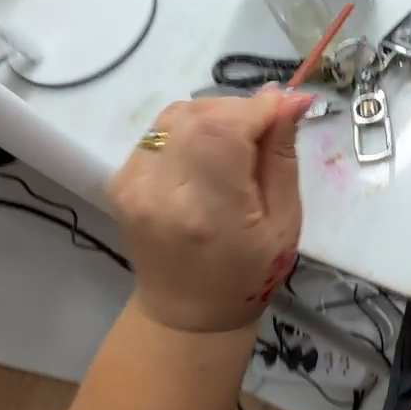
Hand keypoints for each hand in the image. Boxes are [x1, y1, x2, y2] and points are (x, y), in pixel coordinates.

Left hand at [108, 91, 312, 333]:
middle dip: (241, 108)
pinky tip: (208, 155)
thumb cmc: (250, 273)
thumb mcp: (285, 220)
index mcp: (209, 210)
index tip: (288, 107)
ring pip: (177, 114)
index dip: (260, 107)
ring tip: (238, 142)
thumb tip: (290, 99)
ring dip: (215, 114)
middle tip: (266, 128)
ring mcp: (133, 183)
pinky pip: (160, 130)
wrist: (188, 310)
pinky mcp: (120, 178)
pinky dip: (191, 128)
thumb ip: (282, 156)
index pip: (225, 128)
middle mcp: (161, 191)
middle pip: (199, 113)